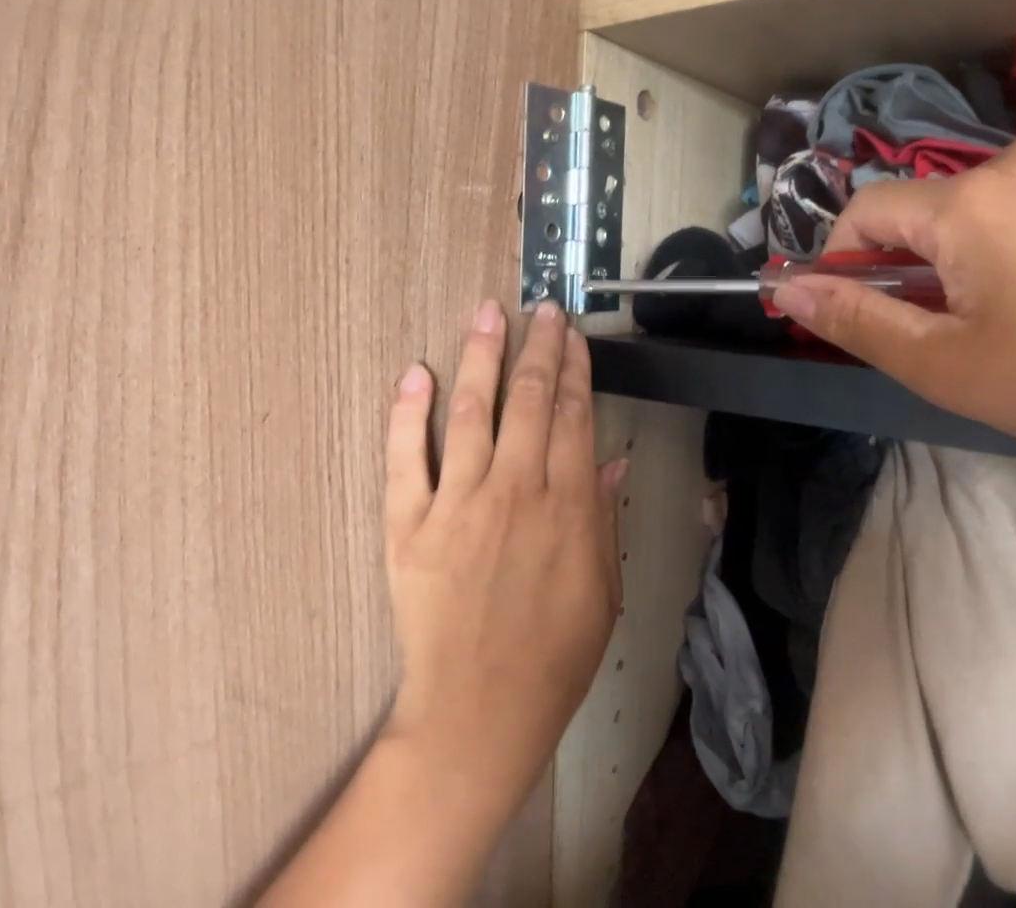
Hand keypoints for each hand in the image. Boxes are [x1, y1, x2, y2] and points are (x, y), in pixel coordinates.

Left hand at [381, 298, 627, 808]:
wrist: (482, 706)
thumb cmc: (555, 655)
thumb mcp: (603, 589)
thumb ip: (604, 519)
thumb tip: (610, 461)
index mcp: (567, 507)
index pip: (573, 417)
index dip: (574, 370)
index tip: (573, 337)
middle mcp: (514, 490)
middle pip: (528, 400)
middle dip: (537, 347)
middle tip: (540, 309)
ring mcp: (458, 504)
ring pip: (469, 412)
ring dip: (479, 357)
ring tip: (485, 313)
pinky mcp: (408, 525)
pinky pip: (405, 458)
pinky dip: (406, 412)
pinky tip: (414, 372)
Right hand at [770, 132, 1015, 460]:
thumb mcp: (946, 365)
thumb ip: (855, 319)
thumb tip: (784, 287)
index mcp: (971, 200)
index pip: (867, 208)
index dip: (843, 260)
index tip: (862, 314)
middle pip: (931, 207)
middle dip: (916, 264)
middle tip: (949, 334)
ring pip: (989, 206)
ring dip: (973, 255)